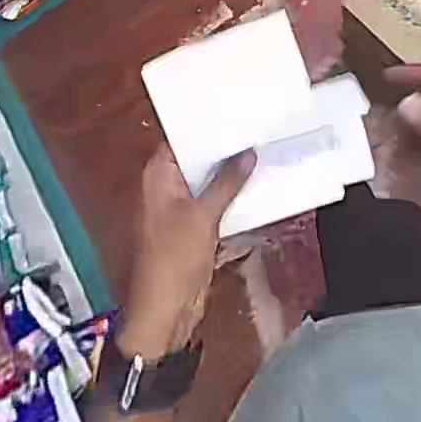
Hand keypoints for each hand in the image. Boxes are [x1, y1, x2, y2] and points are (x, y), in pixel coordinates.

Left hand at [117, 145, 255, 357]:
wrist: (165, 312)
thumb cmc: (175, 257)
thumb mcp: (204, 215)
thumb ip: (228, 181)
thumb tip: (249, 152)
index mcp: (159, 175)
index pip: (182, 137)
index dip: (206, 125)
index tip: (236, 110)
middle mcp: (166, 185)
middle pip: (196, 158)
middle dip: (223, 147)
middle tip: (256, 125)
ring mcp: (179, 206)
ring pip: (208, 180)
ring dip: (230, 172)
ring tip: (262, 148)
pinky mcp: (193, 225)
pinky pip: (213, 200)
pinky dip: (230, 194)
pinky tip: (256, 181)